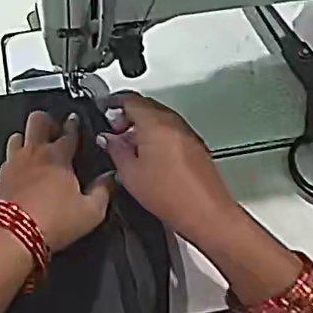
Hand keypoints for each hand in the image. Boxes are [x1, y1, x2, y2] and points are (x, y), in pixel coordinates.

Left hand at [0, 111, 113, 250]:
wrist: (13, 235)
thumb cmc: (54, 220)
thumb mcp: (90, 212)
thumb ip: (103, 192)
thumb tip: (110, 179)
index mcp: (59, 156)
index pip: (69, 131)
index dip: (73, 124)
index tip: (75, 121)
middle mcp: (36, 153)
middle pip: (38, 120)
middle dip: (47, 120)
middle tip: (55, 130)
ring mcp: (15, 163)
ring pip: (18, 134)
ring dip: (28, 137)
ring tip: (36, 147)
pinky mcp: (1, 177)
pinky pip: (8, 157)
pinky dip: (16, 157)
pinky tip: (22, 168)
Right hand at [99, 93, 247, 246]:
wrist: (206, 212)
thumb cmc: (174, 196)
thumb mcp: (130, 174)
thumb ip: (116, 150)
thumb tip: (109, 139)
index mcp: (155, 123)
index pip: (131, 100)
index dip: (114, 104)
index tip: (106, 110)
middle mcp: (174, 123)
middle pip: (147, 106)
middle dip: (128, 115)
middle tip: (114, 130)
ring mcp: (187, 133)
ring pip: (160, 118)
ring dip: (144, 126)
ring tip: (130, 147)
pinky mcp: (195, 145)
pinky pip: (172, 131)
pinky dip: (159, 136)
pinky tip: (150, 157)